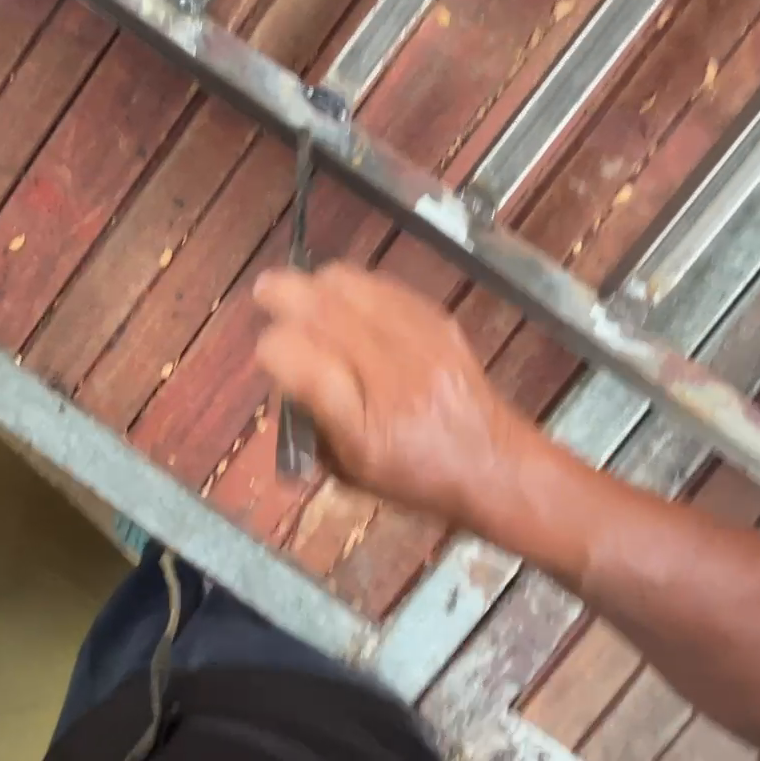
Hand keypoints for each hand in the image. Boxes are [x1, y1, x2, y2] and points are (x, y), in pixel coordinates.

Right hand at [252, 263, 545, 522]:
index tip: (266, 350)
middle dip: (283, 294)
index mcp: (362, 426)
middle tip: (264, 292)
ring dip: (316, 283)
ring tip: (303, 291)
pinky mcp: (438, 321)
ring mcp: (419, 343)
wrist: (495, 463)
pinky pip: (382, 285)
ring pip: (351, 287)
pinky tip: (344, 295)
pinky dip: (353, 285)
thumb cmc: (415, 477)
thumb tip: (283, 365)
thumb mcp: (349, 470)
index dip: (273, 348)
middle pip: (323, 312)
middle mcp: (390, 378)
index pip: (302, 364)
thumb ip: (309, 418)